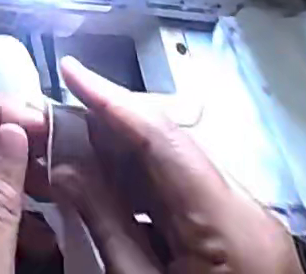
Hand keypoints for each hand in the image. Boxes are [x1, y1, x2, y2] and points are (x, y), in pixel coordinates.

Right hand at [53, 58, 301, 273]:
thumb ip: (106, 224)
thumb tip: (65, 166)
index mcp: (230, 222)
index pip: (162, 138)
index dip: (111, 98)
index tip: (71, 69)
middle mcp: (246, 206)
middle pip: (170, 146)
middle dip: (112, 128)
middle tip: (59, 117)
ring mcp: (246, 221)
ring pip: (175, 168)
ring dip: (123, 158)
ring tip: (72, 148)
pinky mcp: (238, 236)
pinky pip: (184, 197)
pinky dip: (143, 189)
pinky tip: (107, 188)